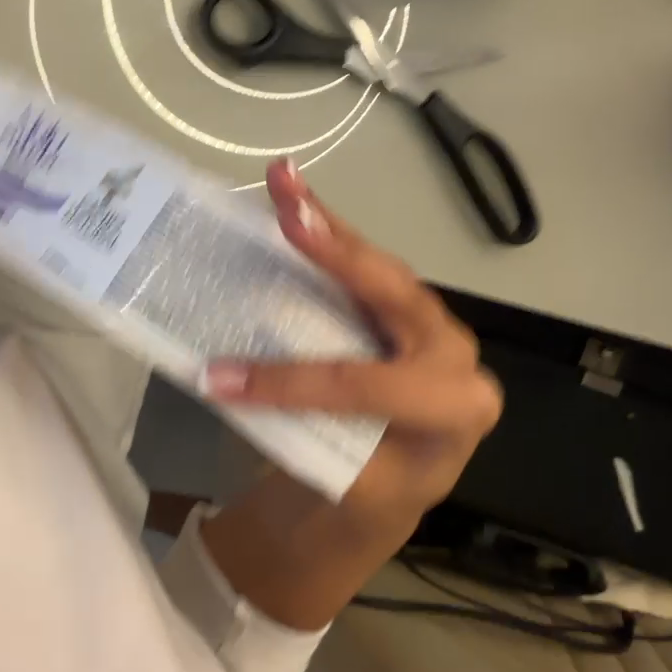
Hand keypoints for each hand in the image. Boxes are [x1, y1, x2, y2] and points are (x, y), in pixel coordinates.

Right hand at [198, 158, 502, 630]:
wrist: (391, 481)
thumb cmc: (367, 490)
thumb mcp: (343, 486)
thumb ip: (296, 436)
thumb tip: (219, 379)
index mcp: (453, 408)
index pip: (369, 386)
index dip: (291, 382)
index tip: (218, 380)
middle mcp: (449, 352)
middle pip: (391, 294)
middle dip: (336, 251)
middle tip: (287, 214)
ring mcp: (422, 320)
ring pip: (372, 263)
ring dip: (322, 220)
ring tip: (282, 180)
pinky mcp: (392, 303)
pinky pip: (357, 259)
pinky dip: (321, 225)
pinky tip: (290, 189)